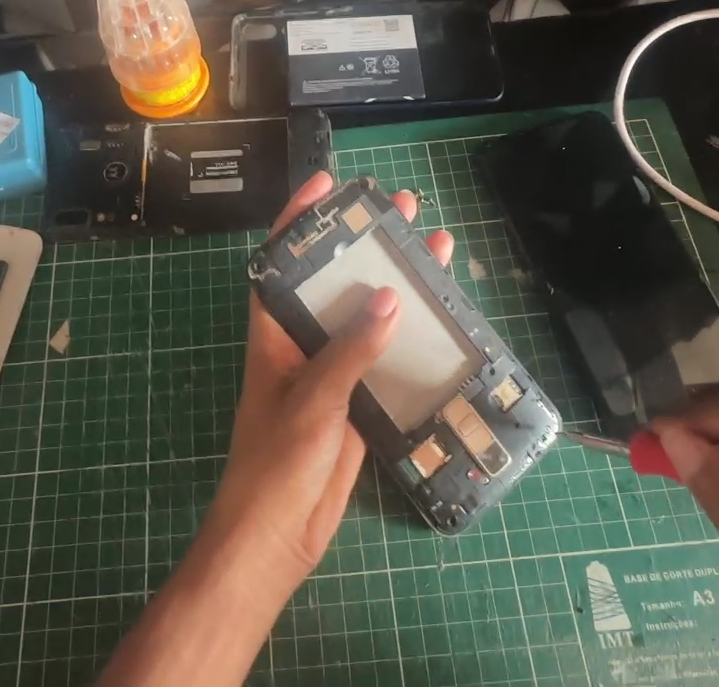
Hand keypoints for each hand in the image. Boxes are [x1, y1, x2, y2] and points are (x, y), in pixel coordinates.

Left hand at [200, 170, 453, 590]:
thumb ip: (349, 351)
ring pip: (369, 317)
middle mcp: (304, 343)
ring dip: (399, 285)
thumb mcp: (311, 399)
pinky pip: (388, 359)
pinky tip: (444, 317)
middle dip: (366, 242)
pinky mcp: (360, 400)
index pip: (282, 261)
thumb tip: (394, 299)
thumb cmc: (275, 461)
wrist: (278, 534)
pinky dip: (414, 338)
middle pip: (337, 280)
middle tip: (403, 208)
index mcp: (275, 332)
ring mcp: (334, 371)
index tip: (329, 183)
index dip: (300, 219)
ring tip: (435, 245)